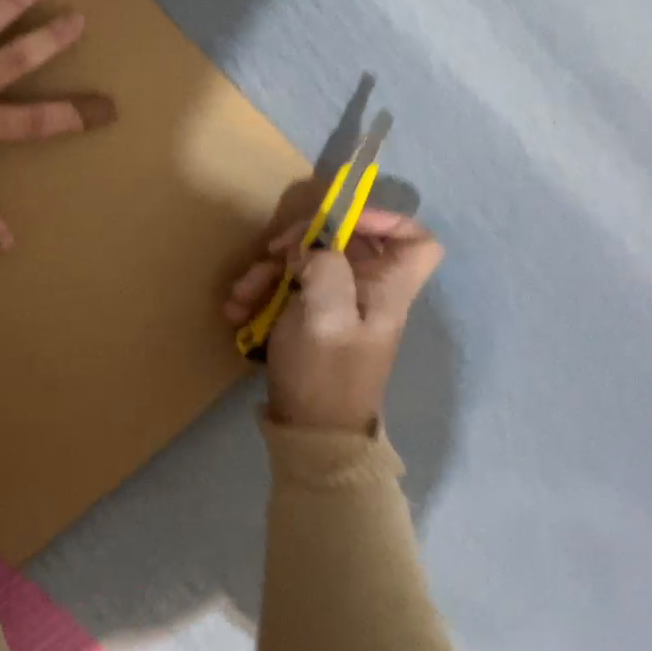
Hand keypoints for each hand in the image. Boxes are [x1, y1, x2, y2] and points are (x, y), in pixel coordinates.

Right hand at [222, 209, 443, 432]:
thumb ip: (325, 269)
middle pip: (343, 243)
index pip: (415, 240)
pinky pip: (284, 290)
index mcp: (387, 289)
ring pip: (304, 265)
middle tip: (271, 252)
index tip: (337, 221)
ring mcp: (335, 305)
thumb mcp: (325, 317)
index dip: (383, 220)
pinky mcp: (307, 320)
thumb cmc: (324, 373)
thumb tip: (309, 247)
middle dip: (299, 244)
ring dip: (266, 273)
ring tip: (240, 296)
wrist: (310, 430)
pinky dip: (258, 295)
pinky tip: (237, 311)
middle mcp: (366, 291)